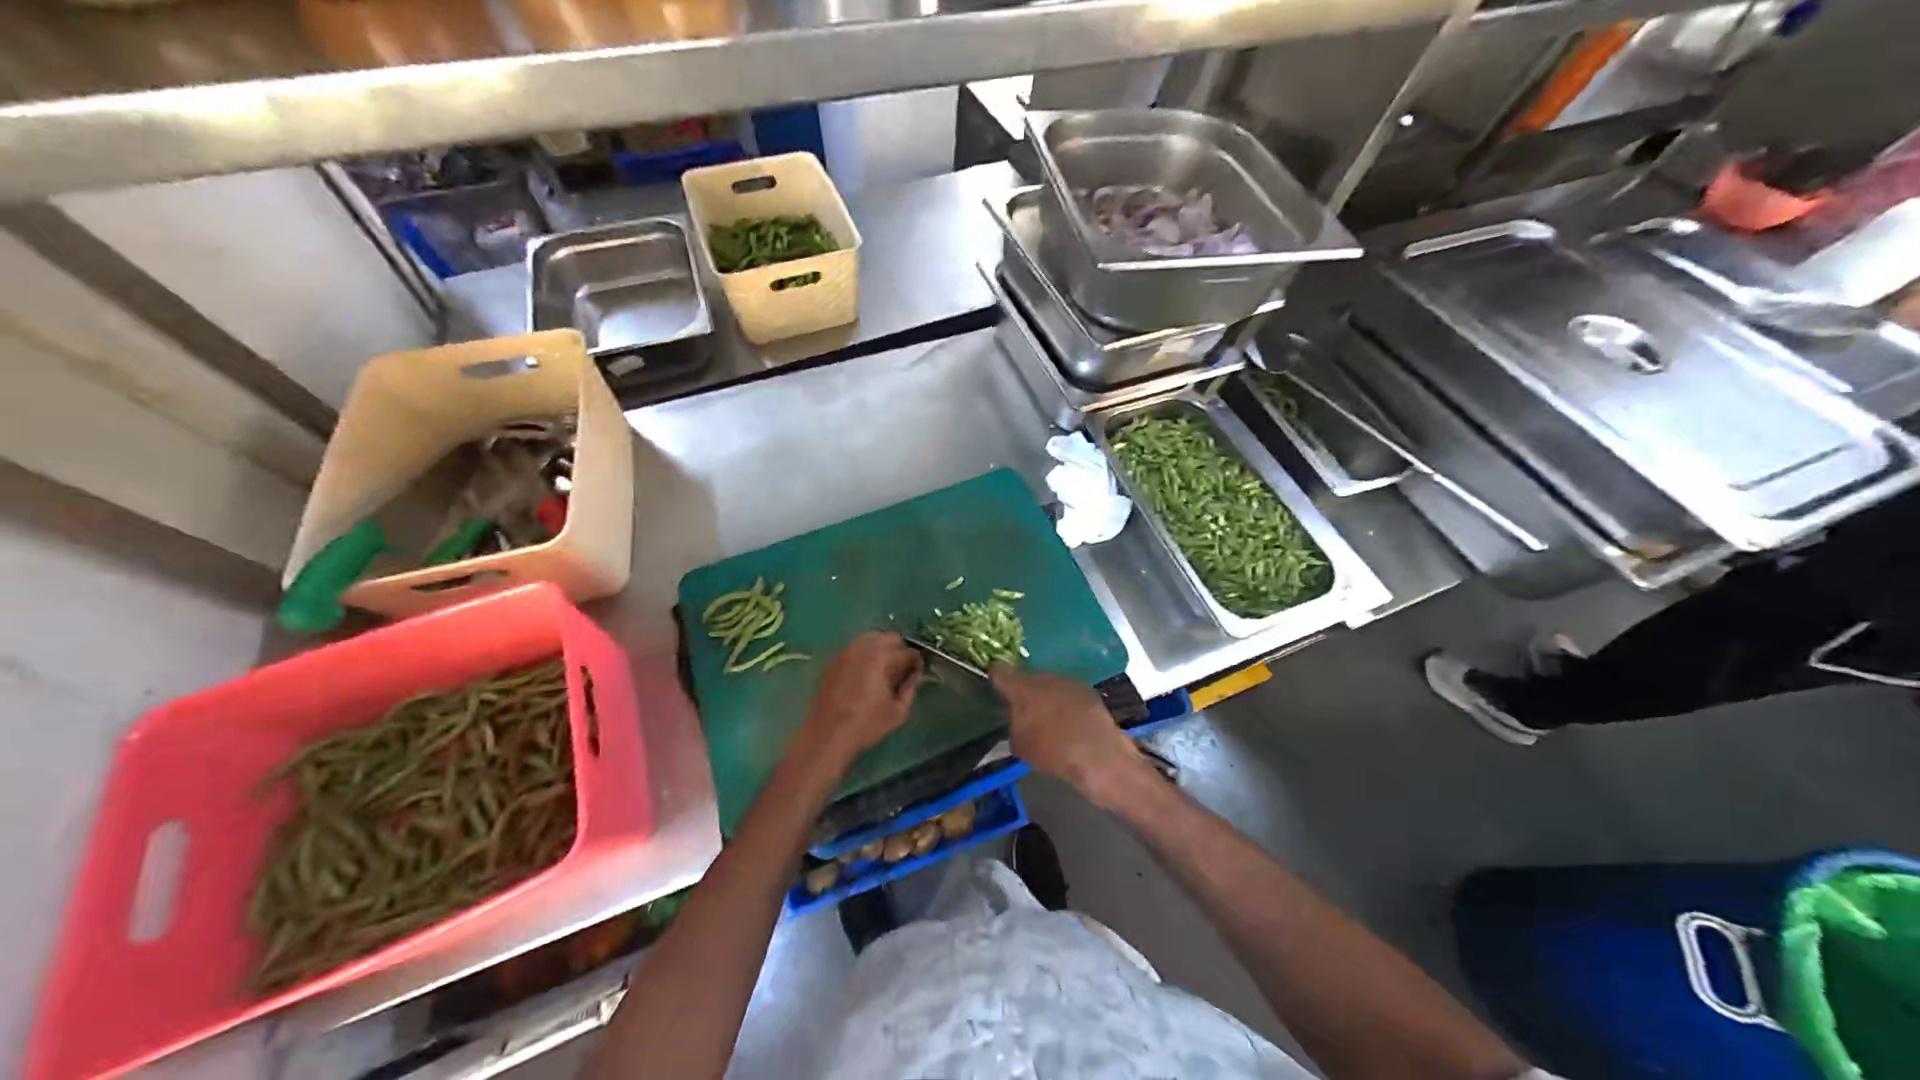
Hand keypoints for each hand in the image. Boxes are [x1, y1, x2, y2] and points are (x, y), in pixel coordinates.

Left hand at [798, 631, 923, 765]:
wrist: (827, 735)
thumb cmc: (867, 725)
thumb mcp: (898, 711)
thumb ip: (910, 688)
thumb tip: (915, 675)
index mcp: (882, 657)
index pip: (908, 651)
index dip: (917, 662)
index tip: (917, 674)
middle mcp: (863, 647)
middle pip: (890, 637)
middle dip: (900, 650)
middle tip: (902, 670)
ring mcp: (845, 652)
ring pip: (870, 638)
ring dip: (882, 649)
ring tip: (883, 670)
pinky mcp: (832, 661)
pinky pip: (854, 648)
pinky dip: (864, 654)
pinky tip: (864, 673)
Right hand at [992, 667, 1141, 806]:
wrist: (1097, 755)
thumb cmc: (1051, 750)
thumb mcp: (1019, 745)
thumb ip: (1013, 726)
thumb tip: (1018, 720)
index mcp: (1021, 688)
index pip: (1000, 673)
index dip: (996, 679)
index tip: (994, 686)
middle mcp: (1044, 678)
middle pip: (1028, 680)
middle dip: (1025, 694)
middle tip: (1024, 713)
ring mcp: (1068, 683)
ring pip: (1050, 687)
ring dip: (1048, 699)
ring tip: (1050, 721)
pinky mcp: (1089, 692)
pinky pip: (1069, 696)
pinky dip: (1067, 706)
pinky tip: (1071, 724)